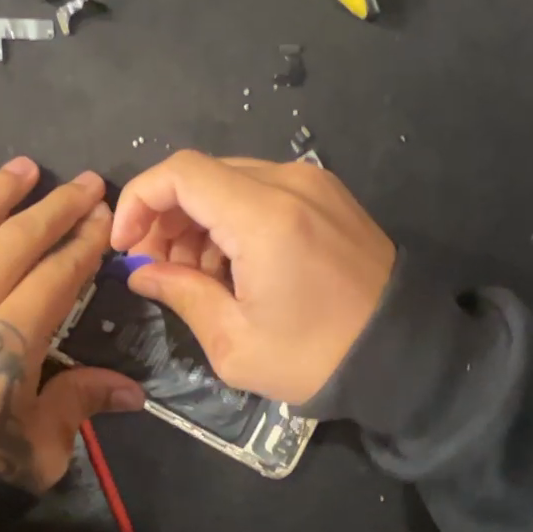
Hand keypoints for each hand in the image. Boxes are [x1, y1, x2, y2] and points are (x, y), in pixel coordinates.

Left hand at [0, 158, 143, 491]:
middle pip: (13, 243)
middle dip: (54, 208)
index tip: (105, 217)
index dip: (84, 244)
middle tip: (84, 182)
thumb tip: (133, 390)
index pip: (55, 276)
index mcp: (6, 344)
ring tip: (18, 168)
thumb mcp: (41, 449)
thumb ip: (81, 403)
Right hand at [111, 152, 394, 404]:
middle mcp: (289, 183)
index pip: (179, 174)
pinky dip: (232, 219)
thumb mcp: (235, 343)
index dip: (139, 201)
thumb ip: (181, 294)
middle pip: (202, 175)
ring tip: (196, 276)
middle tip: (157, 270)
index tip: (126, 246)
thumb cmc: (317, 357)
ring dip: (198, 221)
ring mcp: (314, 184)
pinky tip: (233, 265)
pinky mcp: (328, 196)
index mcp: (264, 215)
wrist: (406, 356)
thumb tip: (141, 272)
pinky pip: (262, 191)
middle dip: (166, 218)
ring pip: (230, 182)